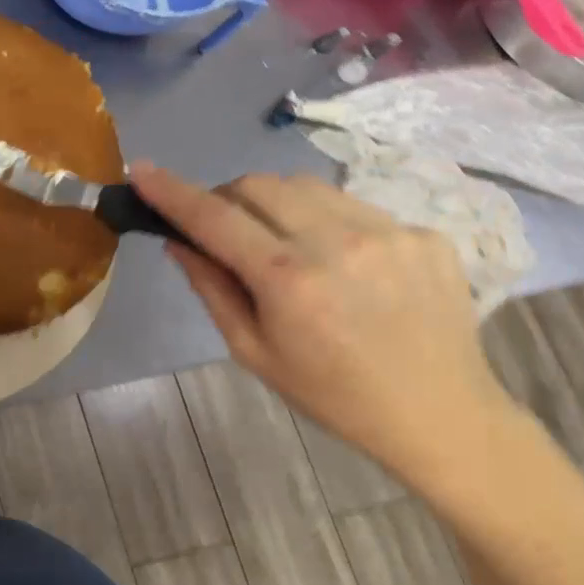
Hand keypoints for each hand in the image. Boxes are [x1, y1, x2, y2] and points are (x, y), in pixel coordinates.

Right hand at [131, 164, 515, 476]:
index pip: (213, 217)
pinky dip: (324, 219)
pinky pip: (351, 204)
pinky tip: (339, 260)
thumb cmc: (331, 393)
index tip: (141, 170)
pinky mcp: (423, 233)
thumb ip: (211, 287)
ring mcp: (388, 232)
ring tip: (282, 241)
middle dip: (225, 198)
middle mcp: (337, 243)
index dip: (171, 191)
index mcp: (288, 280)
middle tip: (222, 229)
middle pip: (257, 185)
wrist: (442, 414)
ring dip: (274, 202)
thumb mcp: (252, 351)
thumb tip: (177, 241)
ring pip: (303, 185)